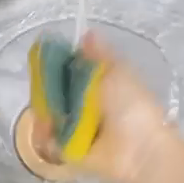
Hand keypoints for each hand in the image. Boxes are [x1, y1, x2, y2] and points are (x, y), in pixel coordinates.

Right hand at [36, 34, 180, 182]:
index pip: (69, 70)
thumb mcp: (118, 72)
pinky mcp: (67, 149)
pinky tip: (51, 129)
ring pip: (48, 113)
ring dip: (45, 112)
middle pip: (54, 92)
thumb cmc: (131, 106)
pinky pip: (48, 138)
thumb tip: (86, 32)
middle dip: (45, 89)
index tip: (45, 60)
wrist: (139, 150)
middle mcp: (85, 105)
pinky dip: (45, 134)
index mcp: (99, 85)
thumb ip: (99, 54)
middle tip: (44, 90)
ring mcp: (75, 128)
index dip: (56, 64)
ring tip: (51, 113)